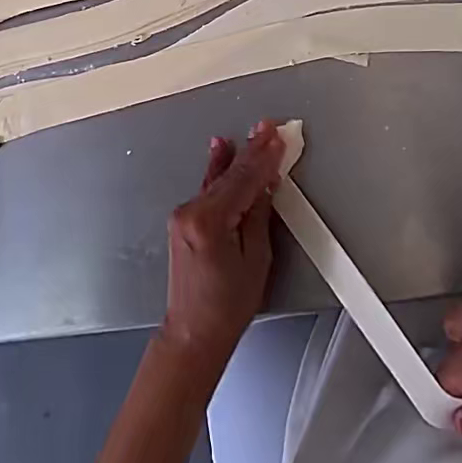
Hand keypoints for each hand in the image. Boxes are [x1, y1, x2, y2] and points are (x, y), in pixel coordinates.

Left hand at [158, 121, 284, 359]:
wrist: (194, 334)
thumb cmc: (225, 307)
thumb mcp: (257, 259)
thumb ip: (260, 215)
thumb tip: (266, 185)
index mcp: (210, 222)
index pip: (245, 180)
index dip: (265, 158)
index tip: (278, 139)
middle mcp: (191, 213)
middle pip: (231, 175)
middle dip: (254, 151)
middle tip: (270, 129)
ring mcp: (183, 215)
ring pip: (218, 179)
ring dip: (237, 157)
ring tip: (253, 133)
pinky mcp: (182, 220)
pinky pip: (206, 188)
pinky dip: (217, 170)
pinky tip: (220, 150)